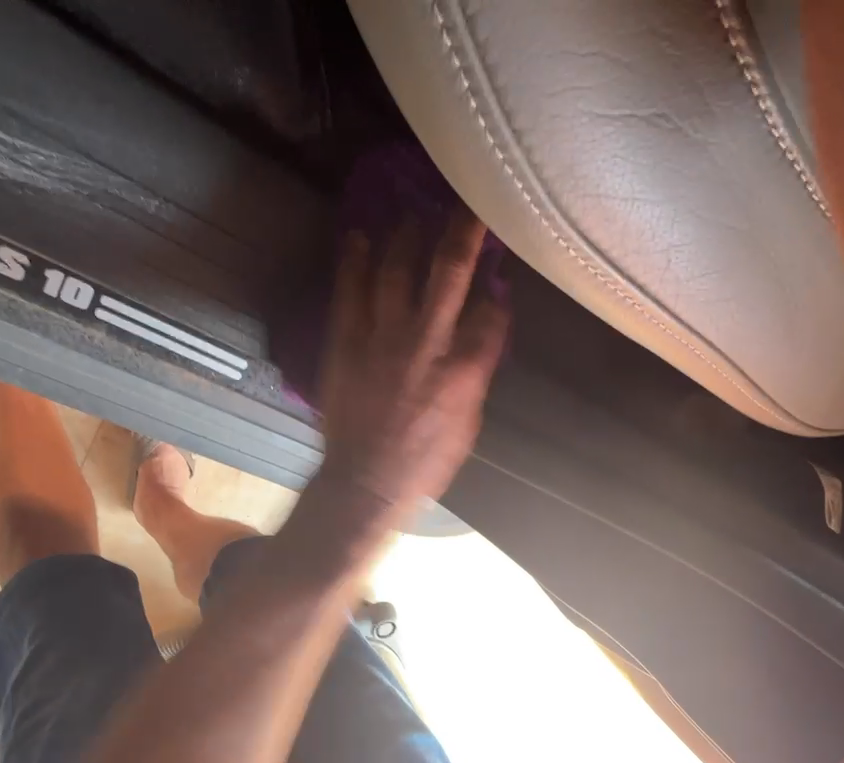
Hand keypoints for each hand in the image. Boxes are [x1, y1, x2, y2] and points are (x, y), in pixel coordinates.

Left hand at [312, 213, 509, 521]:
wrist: (365, 483)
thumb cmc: (424, 463)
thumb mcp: (468, 424)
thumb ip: (475, 374)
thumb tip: (480, 336)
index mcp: (465, 368)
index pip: (492, 309)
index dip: (497, 285)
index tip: (498, 270)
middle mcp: (427, 342)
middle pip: (450, 270)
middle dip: (463, 229)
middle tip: (468, 199)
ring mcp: (382, 337)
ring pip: (397, 269)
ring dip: (407, 235)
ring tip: (413, 213)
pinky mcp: (346, 341)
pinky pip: (350, 290)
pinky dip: (354, 260)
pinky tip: (358, 236)